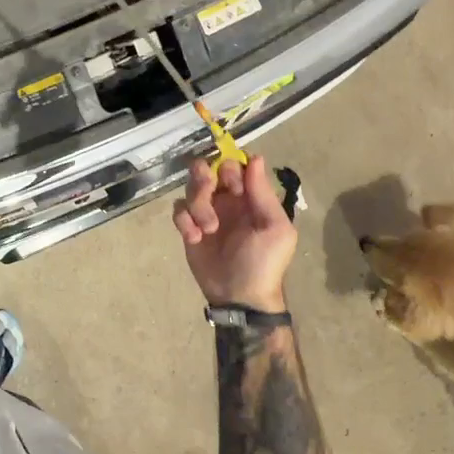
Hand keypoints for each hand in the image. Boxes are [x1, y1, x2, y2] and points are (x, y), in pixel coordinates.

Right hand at [173, 156, 295, 311]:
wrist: (239, 296)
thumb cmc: (264, 262)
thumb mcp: (275, 229)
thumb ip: (263, 194)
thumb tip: (255, 158)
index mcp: (249, 197)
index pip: (234, 165)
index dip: (230, 169)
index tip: (233, 186)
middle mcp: (226, 200)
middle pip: (206, 169)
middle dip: (204, 178)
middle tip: (210, 191)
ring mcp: (205, 212)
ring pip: (190, 188)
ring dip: (197, 205)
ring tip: (207, 229)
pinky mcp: (188, 227)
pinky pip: (178, 210)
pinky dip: (184, 222)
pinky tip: (195, 238)